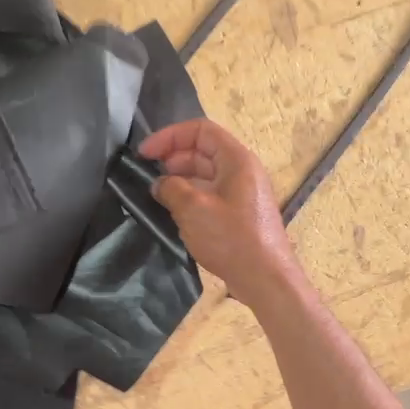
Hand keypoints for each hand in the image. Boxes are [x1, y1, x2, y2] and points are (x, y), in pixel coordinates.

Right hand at [140, 119, 300, 308]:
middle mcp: (242, 170)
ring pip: (205, 175)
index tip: (144, 154)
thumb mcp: (193, 210)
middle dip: (172, 158)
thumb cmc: (231, 239)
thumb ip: (171, 189)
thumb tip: (159, 184)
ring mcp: (242, 193)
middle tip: (146, 175)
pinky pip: (210, 194)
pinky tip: (173, 213)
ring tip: (156, 195)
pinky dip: (190, 197)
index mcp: (236, 159)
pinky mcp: (239, 214)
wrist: (265, 278)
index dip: (169, 136)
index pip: (200, 130)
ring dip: (179, 180)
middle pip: (202, 151)